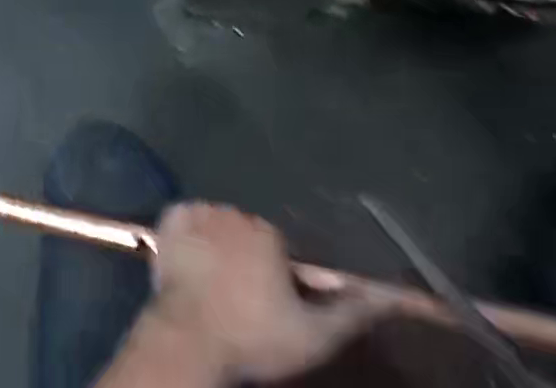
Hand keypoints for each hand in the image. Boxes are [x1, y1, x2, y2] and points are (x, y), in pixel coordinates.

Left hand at [144, 202, 386, 381]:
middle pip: (243, 230)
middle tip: (234, 291)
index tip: (262, 298)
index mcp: (269, 234)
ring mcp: (201, 214)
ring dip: (214, 242)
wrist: (190, 340)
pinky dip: (185, 232)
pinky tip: (187, 256)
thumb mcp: (312, 336)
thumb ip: (350, 314)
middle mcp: (236, 214)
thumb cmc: (252, 339)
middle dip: (242, 254)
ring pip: (214, 221)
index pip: (274, 245)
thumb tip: (383, 298)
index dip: (270, 271)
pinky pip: (183, 217)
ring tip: (209, 279)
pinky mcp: (172, 221)